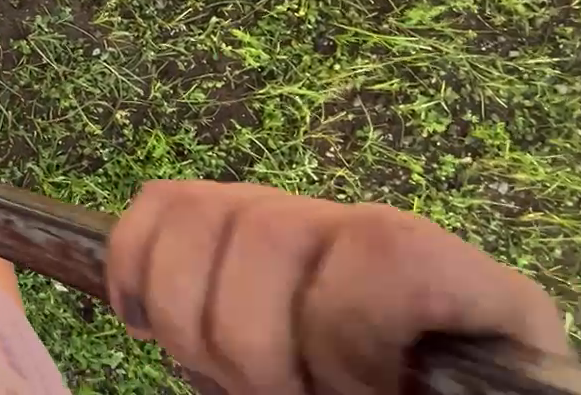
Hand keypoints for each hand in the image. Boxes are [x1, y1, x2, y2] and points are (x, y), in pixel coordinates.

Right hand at [104, 181, 567, 394]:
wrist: (394, 385)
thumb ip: (393, 386)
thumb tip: (323, 378)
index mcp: (447, 279)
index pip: (385, 250)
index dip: (344, 323)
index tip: (347, 391)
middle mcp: (348, 223)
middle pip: (266, 231)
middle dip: (244, 339)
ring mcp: (276, 208)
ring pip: (194, 211)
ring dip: (182, 311)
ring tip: (208, 371)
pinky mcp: (217, 213)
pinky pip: (155, 206)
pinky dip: (133, 265)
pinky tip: (143, 325)